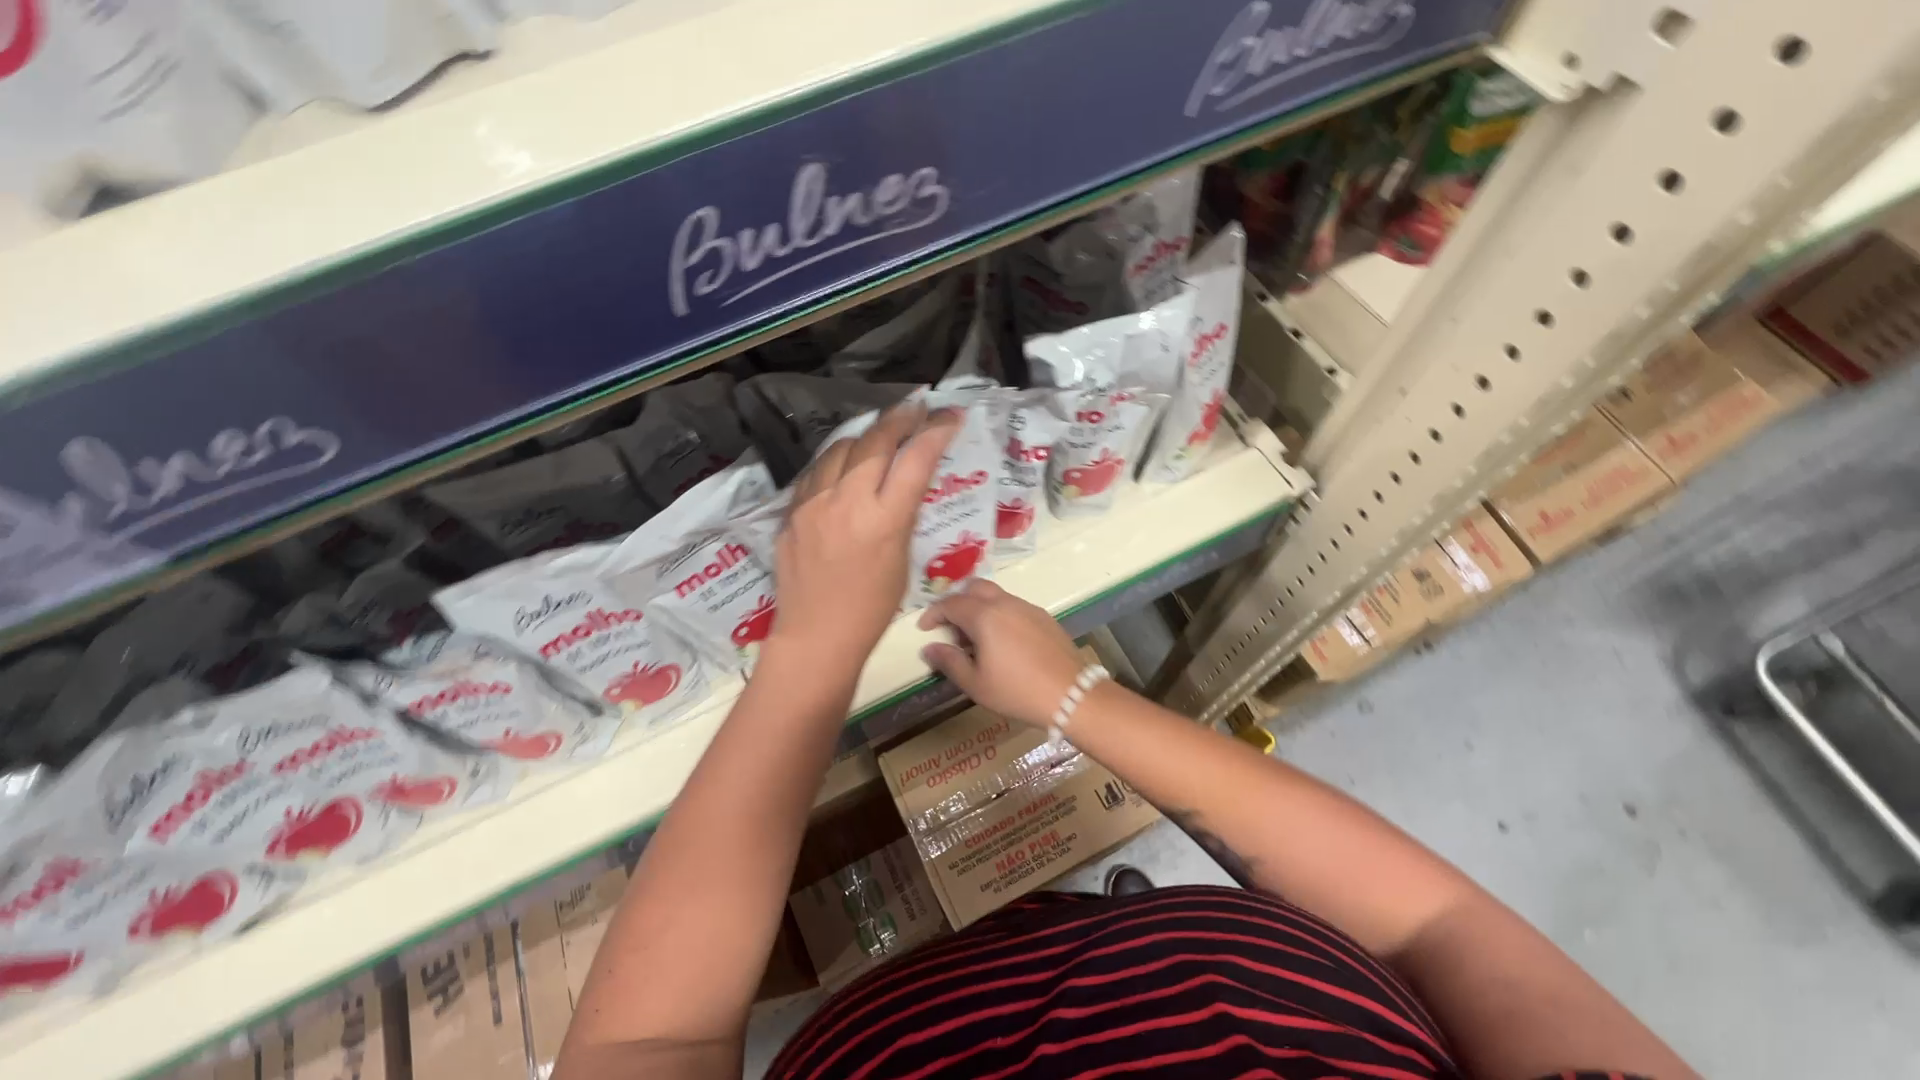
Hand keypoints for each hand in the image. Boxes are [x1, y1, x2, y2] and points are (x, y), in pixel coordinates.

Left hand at [768, 402, 959, 674]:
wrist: (817, 635)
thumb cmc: (872, 609)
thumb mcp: (903, 560)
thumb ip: (903, 516)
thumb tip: (904, 485)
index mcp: (885, 521)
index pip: (916, 460)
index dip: (936, 431)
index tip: (950, 415)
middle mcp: (848, 503)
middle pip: (875, 442)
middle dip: (900, 418)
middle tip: (917, 407)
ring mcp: (814, 504)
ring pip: (840, 448)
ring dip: (865, 435)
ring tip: (881, 431)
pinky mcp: (792, 512)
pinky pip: (816, 471)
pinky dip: (836, 459)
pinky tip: (845, 461)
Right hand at [917, 580, 1089, 727]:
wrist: (1071, 694)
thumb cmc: (1017, 691)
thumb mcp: (976, 684)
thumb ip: (949, 662)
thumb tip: (930, 648)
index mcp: (984, 616)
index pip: (950, 604)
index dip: (933, 613)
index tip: (924, 628)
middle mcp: (1005, 603)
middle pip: (974, 588)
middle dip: (957, 602)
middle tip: (951, 627)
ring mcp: (1027, 607)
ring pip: (996, 595)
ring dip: (979, 607)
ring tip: (976, 638)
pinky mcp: (1044, 617)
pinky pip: (1014, 606)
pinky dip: (999, 614)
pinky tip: (1003, 642)